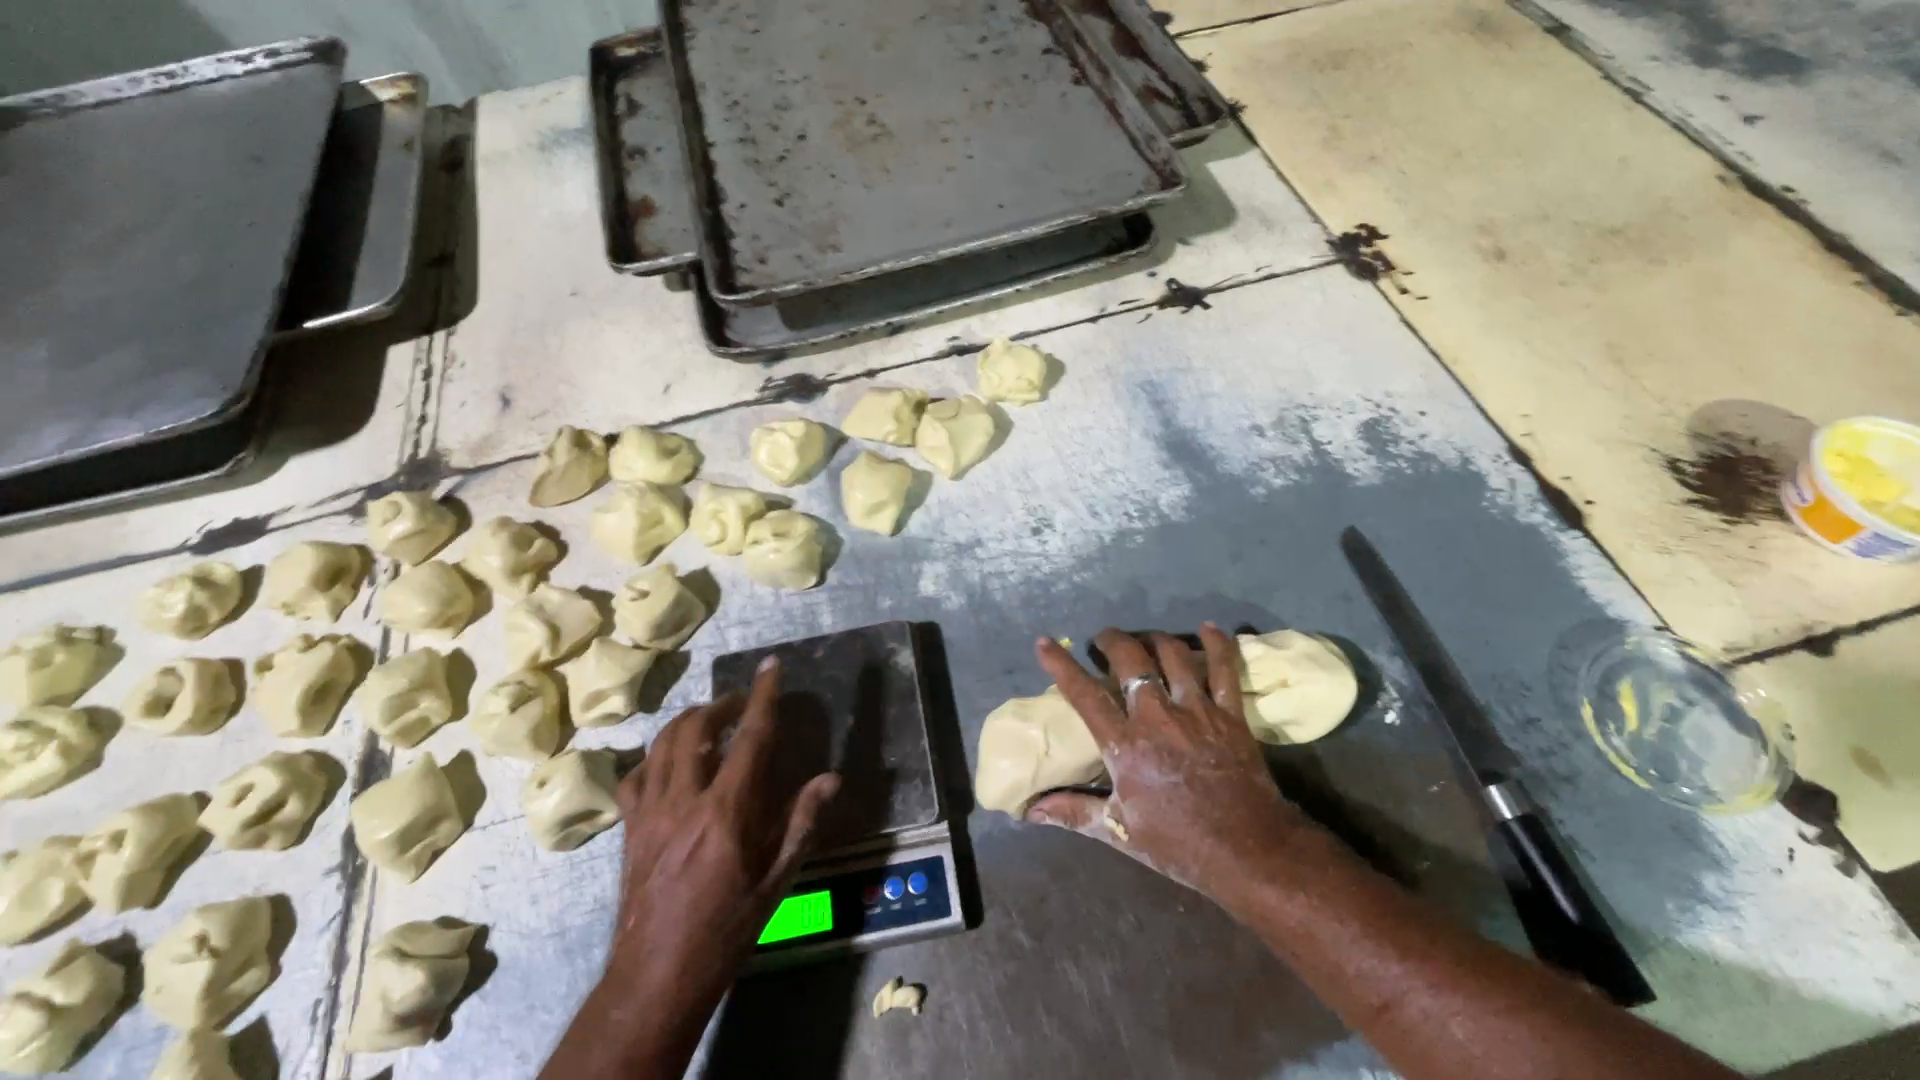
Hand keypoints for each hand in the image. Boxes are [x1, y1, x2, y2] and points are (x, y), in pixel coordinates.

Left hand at [608, 656, 839, 995]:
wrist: (658, 973)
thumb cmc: (726, 929)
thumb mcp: (777, 881)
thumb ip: (801, 823)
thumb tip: (830, 778)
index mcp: (727, 812)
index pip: (749, 738)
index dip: (763, 696)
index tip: (771, 666)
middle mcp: (684, 800)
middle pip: (695, 729)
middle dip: (721, 705)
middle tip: (742, 704)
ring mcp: (650, 812)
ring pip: (661, 744)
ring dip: (687, 723)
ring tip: (709, 724)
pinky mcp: (629, 828)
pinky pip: (636, 775)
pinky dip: (654, 757)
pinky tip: (668, 763)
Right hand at [1028, 625, 1311, 910]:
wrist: (1246, 849)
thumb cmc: (1177, 842)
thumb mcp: (1118, 831)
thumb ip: (1074, 812)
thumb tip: (1031, 811)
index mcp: (1125, 745)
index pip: (1085, 694)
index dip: (1062, 665)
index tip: (1045, 643)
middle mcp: (1157, 717)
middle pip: (1131, 660)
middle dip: (1113, 641)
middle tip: (1105, 640)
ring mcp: (1197, 711)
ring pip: (1174, 655)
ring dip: (1155, 639)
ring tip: (1146, 639)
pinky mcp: (1230, 715)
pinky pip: (1225, 669)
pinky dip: (1217, 645)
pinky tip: (1210, 628)